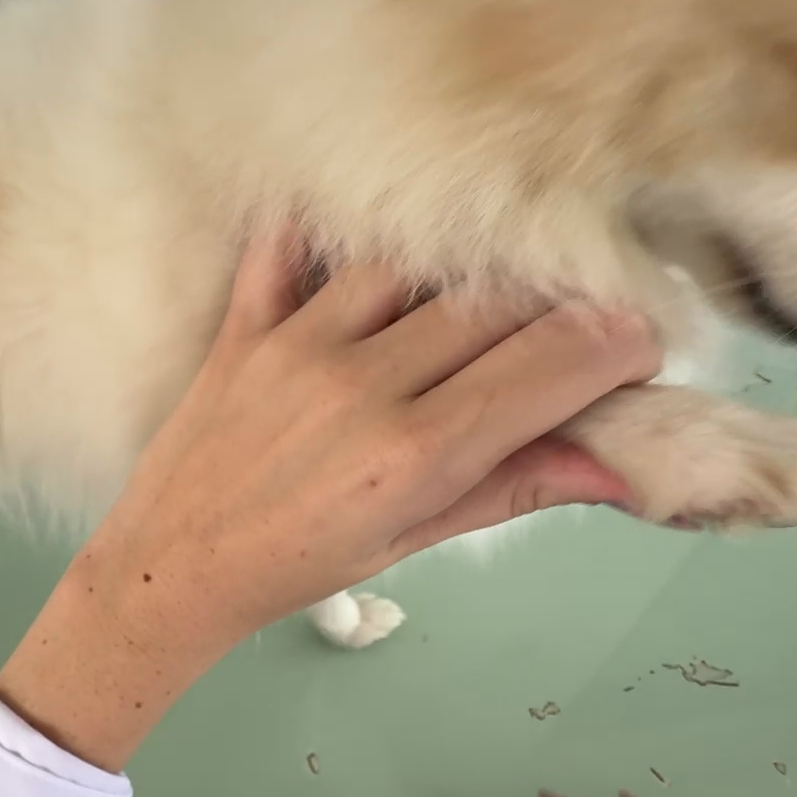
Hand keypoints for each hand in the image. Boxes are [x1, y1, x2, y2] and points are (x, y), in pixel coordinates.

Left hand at [0, 230, 660, 769]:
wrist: (172, 567)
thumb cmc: (292, 567)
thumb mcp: (407, 543)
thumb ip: (511, 489)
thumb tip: (624, 464)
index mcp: (414, 452)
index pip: (564, 356)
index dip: (624, 344)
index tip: (624, 355)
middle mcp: (361, 382)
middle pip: (500, 296)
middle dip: (556, 305)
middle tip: (556, 330)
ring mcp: (294, 344)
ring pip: (415, 258)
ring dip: (461, 268)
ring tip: (468, 299)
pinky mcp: (241, 327)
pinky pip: (289, 245)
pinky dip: (329, 229)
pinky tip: (364, 234)